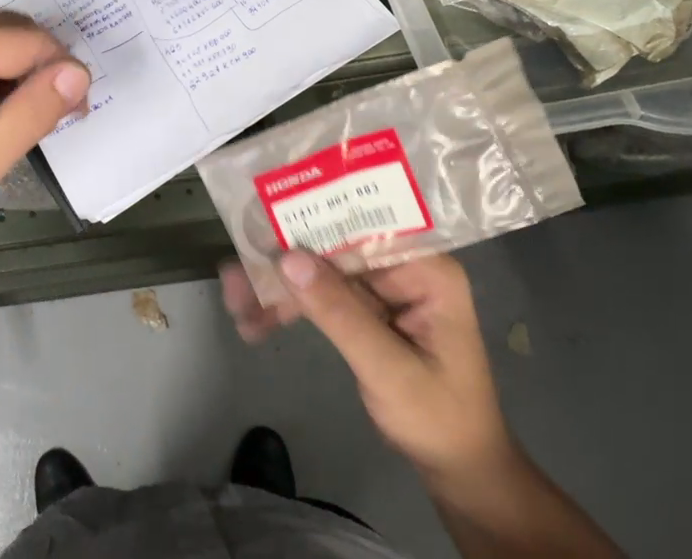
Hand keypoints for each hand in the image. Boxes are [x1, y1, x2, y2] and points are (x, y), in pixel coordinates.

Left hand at [0, 11, 89, 239]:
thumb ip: (32, 113)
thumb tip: (77, 73)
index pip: (30, 41)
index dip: (60, 72)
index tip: (71, 112)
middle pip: (21, 31)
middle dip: (46, 70)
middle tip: (52, 116)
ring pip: (11, 31)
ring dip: (29, 67)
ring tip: (23, 112)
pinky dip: (8, 64)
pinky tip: (1, 99)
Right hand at [221, 251, 515, 478]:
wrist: (458, 468)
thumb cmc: (438, 418)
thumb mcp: (388, 369)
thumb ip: (339, 313)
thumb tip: (287, 258)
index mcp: (426, 270)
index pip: (363, 229)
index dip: (311, 223)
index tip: (261, 228)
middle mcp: (403, 269)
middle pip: (332, 249)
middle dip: (282, 264)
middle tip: (233, 279)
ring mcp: (382, 289)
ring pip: (318, 273)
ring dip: (277, 289)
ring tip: (235, 306)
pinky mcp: (364, 310)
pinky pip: (318, 298)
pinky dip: (288, 309)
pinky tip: (254, 323)